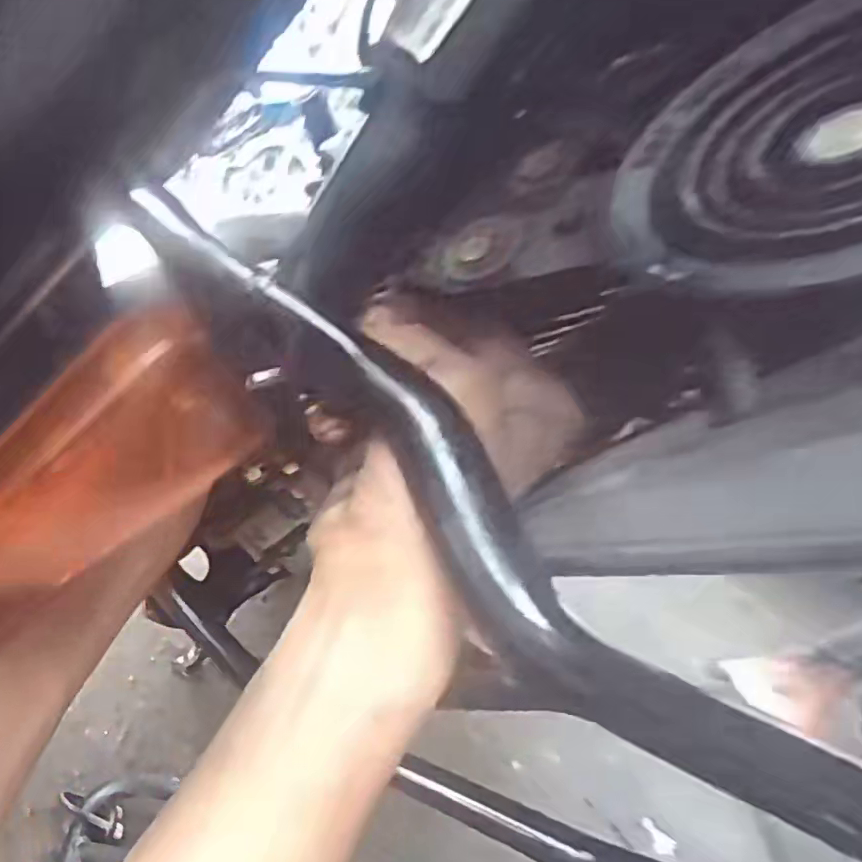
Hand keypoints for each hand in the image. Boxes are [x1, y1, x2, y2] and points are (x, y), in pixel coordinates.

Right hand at [308, 293, 584, 588]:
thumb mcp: (452, 396)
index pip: (482, 328)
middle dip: (386, 349)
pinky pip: (354, 418)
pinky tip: (327, 423)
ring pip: (387, 386)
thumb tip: (377, 313)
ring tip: (336, 392)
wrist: (377, 558)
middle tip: (354, 340)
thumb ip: (425, 342)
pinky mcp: (377, 462)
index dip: (433, 312)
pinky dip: (335, 417)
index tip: (384, 304)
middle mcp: (489, 421)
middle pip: (430, 356)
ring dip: (354, 385)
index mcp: (535, 402)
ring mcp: (429, 444)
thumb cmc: (436, 492)